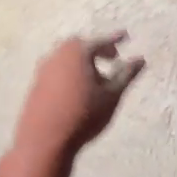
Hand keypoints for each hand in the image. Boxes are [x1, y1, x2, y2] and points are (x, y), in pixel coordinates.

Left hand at [14, 32, 145, 155]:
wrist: (45, 140)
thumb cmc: (84, 114)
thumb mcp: (112, 94)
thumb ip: (127, 74)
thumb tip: (141, 59)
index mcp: (78, 53)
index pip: (100, 41)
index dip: (115, 39)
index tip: (126, 36)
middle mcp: (57, 55)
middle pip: (80, 46)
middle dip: (97, 49)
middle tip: (112, 58)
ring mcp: (43, 70)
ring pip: (66, 57)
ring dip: (82, 61)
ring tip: (96, 77)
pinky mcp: (35, 85)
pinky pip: (57, 70)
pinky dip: (70, 72)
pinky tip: (77, 89)